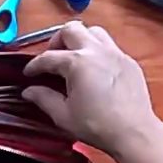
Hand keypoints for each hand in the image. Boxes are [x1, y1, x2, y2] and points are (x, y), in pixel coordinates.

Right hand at [22, 21, 162, 162]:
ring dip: (80, 40)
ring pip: (93, 32)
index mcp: (77, 63)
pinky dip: (97, 51)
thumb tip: (29, 91)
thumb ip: (43, 98)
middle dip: (57, 41)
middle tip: (52, 58)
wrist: (134, 132)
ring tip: (74, 58)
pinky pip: (109, 46)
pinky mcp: (128, 61)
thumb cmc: (97, 125)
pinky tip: (94, 70)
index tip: (29, 74)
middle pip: (71, 29)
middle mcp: (96, 51)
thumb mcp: (63, 115)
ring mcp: (115, 53)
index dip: (34, 66)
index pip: (48, 57)